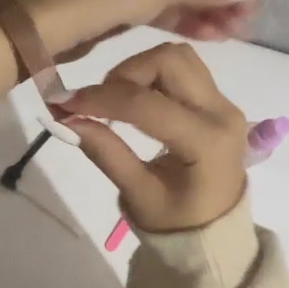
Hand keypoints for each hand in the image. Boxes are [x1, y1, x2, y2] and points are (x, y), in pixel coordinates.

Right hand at [60, 43, 248, 232]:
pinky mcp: (217, 100)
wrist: (214, 229)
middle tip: (97, 101)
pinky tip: (133, 100)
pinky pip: (183, 69)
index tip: (65, 104)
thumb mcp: (138, 196)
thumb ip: (107, 154)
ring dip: (139, 69)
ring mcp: (223, 103)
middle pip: (170, 61)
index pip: (148, 105)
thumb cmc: (176, 222)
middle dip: (125, 73)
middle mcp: (221, 113)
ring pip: (178, 57)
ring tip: (115, 100)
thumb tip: (68, 120)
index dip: (102, 99)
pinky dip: (151, 74)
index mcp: (206, 144)